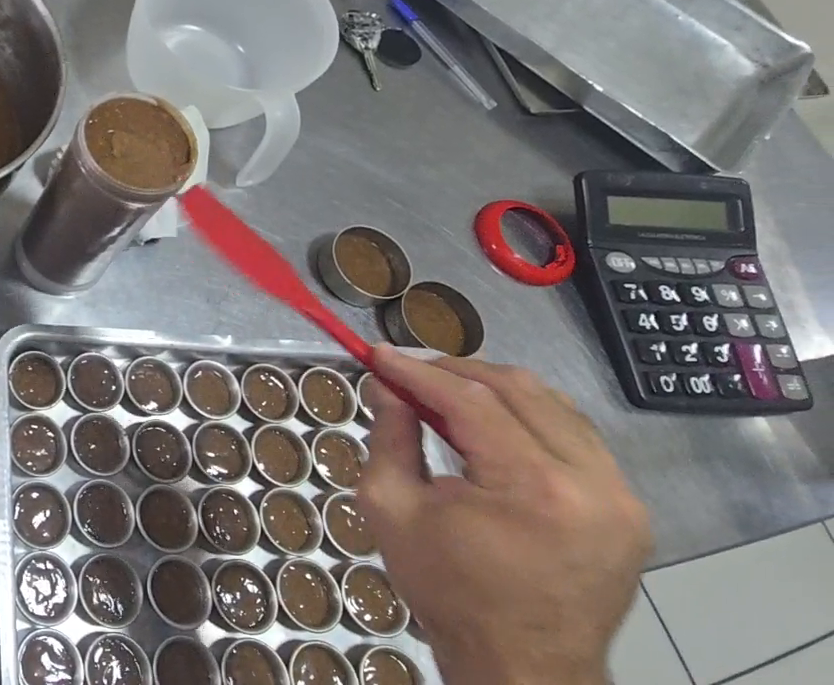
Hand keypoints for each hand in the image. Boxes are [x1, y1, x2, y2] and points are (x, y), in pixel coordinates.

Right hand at [360, 345, 649, 684]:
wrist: (522, 666)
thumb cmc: (447, 591)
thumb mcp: (393, 508)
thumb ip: (390, 437)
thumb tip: (387, 385)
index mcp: (533, 487)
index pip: (472, 400)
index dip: (419, 371)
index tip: (378, 354)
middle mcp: (592, 483)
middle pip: (519, 390)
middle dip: (456, 371)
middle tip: (408, 370)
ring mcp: (621, 497)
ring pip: (554, 406)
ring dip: (494, 389)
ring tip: (444, 393)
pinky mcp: (628, 509)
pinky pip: (577, 436)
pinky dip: (529, 416)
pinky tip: (491, 424)